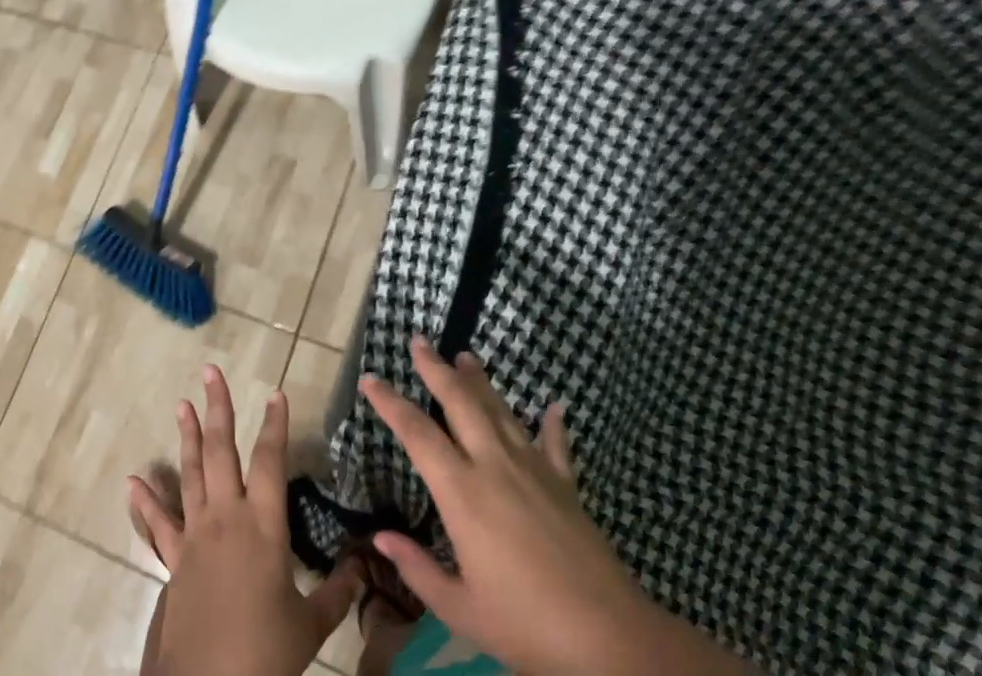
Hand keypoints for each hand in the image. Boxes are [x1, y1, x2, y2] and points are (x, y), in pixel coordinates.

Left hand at [129, 364, 365, 675]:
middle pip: (221, 452)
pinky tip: (133, 482)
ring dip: (186, 438)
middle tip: (210, 372)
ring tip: (182, 404)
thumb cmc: (266, 650)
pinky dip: (147, 503)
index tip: (276, 393)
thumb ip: (338, 591)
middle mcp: (226, 518)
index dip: (274, 426)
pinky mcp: (175, 560)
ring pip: (190, 476)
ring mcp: (195, 536)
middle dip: (218, 409)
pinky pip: (159, 525)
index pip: (269, 462)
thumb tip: (364, 565)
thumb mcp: (312, 623)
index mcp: (264, 526)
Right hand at [361, 338, 751, 675]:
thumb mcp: (459, 607)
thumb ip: (417, 568)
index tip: (370, 378)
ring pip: (503, 413)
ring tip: (466, 356)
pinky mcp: (568, 489)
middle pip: (462, 404)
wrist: (611, 639)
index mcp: (462, 494)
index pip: (416, 434)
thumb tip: (381, 537)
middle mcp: (495, 469)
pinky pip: (556, 446)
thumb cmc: (524, 626)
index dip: (390, 403)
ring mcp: (536, 474)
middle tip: (420, 341)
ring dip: (482, 382)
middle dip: (437, 370)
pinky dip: (553, 424)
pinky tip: (554, 406)